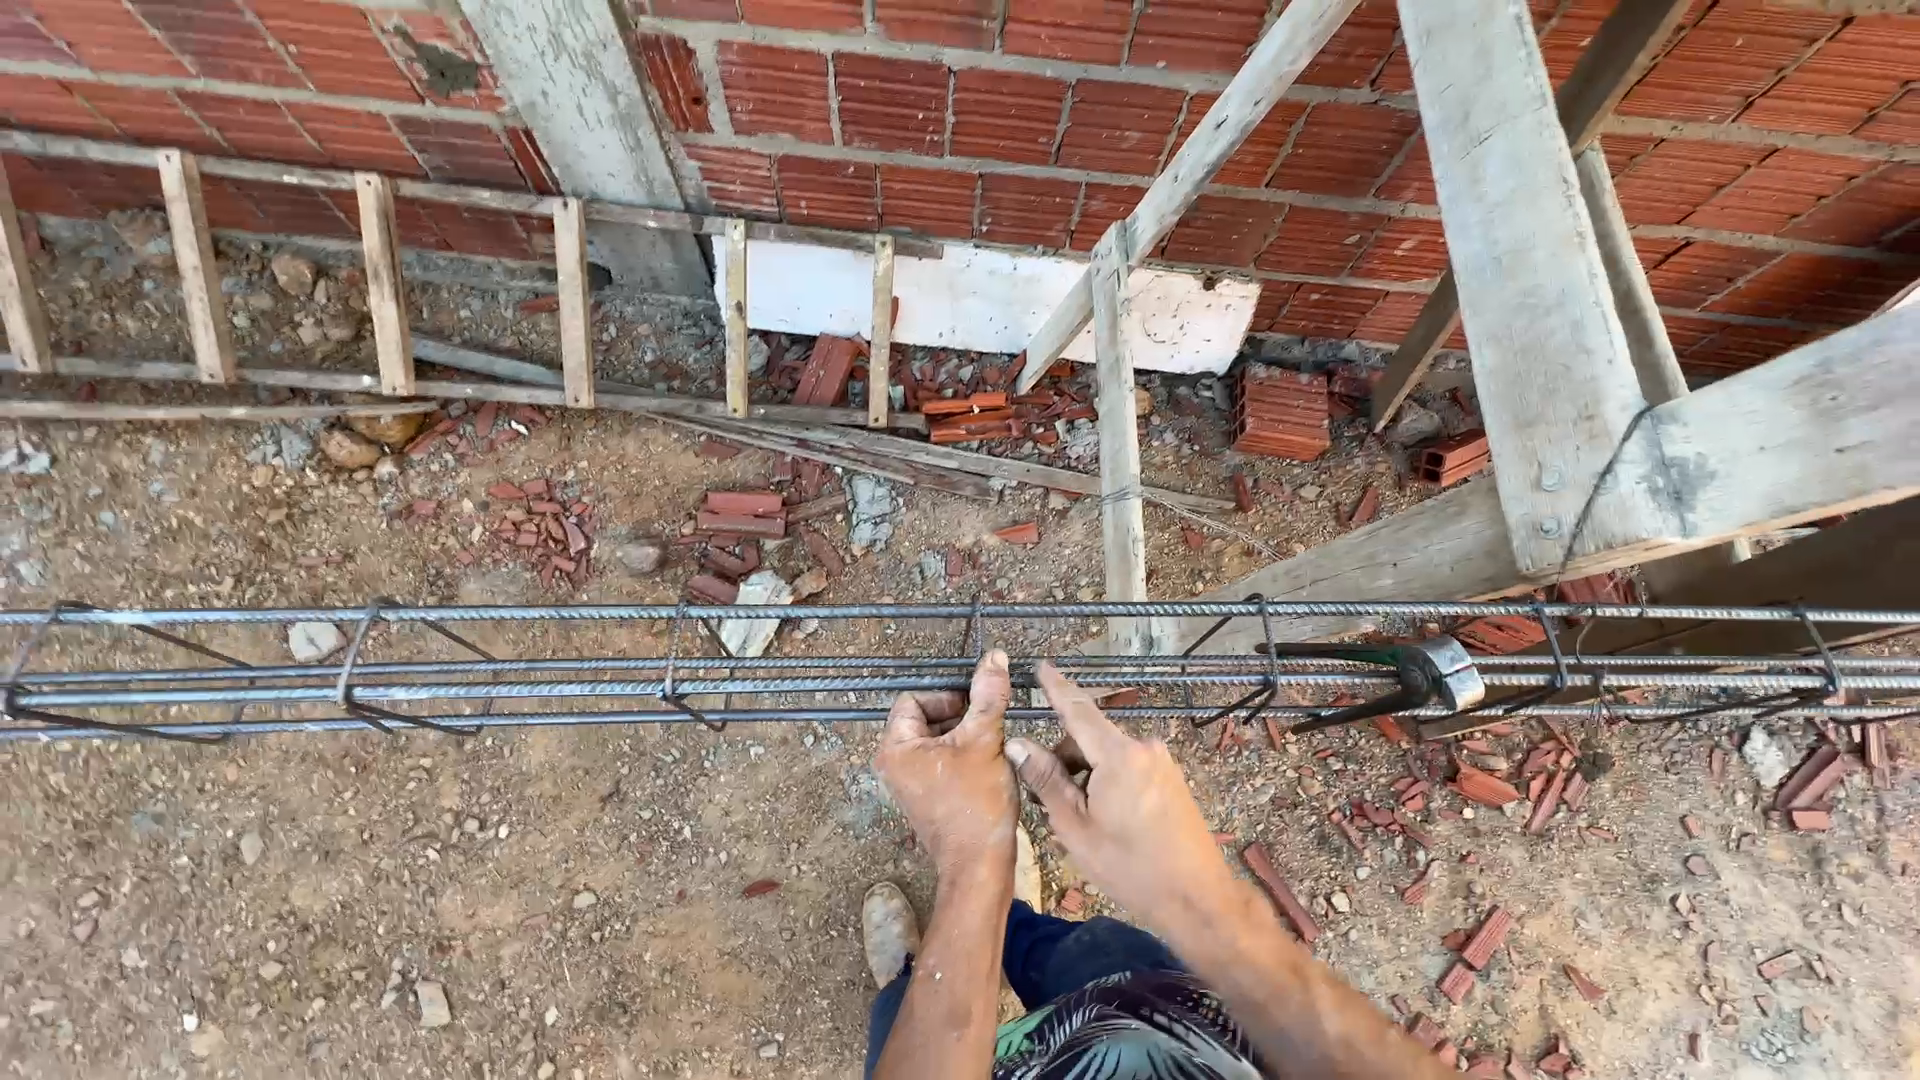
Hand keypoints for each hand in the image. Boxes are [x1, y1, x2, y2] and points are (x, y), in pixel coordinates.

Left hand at [873, 650, 1017, 874]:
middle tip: (987, 723)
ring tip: (991, 744)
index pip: (914, 699)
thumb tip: (994, 657)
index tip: (975, 705)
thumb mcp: (984, 739)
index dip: (947, 696)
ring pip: (938, 740)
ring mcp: (909, 783)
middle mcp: (894, 764)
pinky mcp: (927, 797)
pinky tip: (988, 764)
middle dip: (959, 715)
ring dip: (965, 735)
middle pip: (926, 717)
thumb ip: (988, 695)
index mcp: (895, 747)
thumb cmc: (976, 802)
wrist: (979, 864)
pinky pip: (942, 762)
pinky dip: (964, 756)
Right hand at [1005, 663, 1235, 927]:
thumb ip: (1046, 780)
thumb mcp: (1076, 827)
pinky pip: (1128, 769)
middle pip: (1089, 739)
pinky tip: (1103, 821)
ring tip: (1078, 822)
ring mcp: (1162, 763)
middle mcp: (1144, 748)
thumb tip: (1018, 744)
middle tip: (1048, 805)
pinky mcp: (1171, 779)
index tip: (1041, 666)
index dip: (1056, 687)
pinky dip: (1107, 784)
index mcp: (1119, 755)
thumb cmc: (1130, 868)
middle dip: (1065, 762)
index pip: (1078, 710)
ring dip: (1086, 777)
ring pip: (1108, 757)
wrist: (1197, 900)